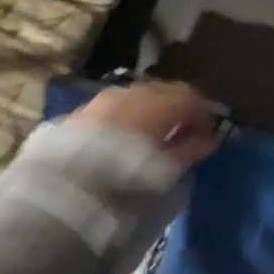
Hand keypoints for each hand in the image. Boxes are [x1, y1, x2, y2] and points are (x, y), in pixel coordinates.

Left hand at [68, 81, 219, 168]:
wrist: (66, 182)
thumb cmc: (128, 174)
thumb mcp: (167, 168)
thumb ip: (191, 150)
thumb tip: (207, 141)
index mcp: (161, 102)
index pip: (193, 99)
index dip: (204, 118)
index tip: (205, 140)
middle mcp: (135, 92)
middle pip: (167, 92)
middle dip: (178, 111)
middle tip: (182, 135)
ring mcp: (107, 98)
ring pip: (140, 97)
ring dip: (152, 112)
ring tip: (151, 138)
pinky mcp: (85, 109)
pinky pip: (117, 106)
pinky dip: (129, 117)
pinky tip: (125, 138)